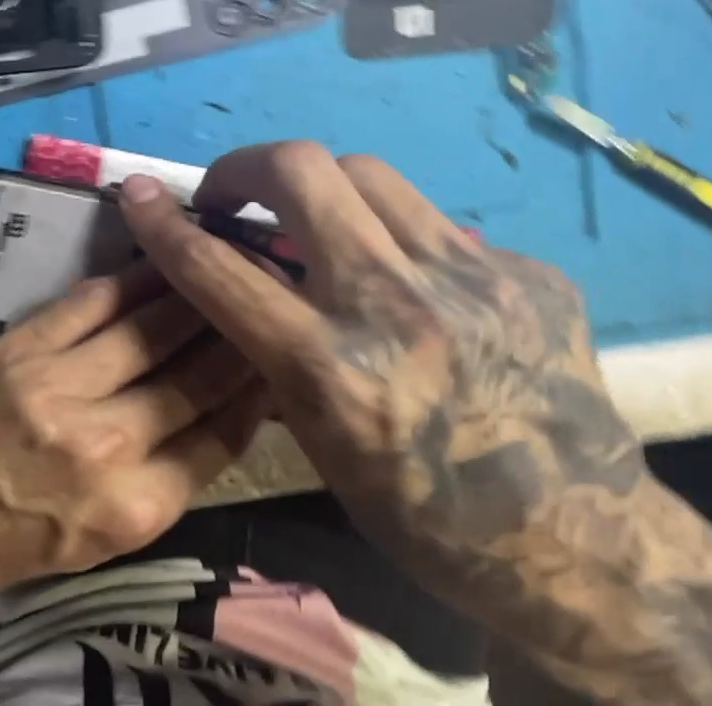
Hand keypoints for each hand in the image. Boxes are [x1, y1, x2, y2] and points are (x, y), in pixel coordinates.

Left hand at [0, 264, 267, 631]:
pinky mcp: (18, 349)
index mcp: (130, 509)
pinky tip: (159, 262)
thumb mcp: (91, 548)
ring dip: (197, 296)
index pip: (220, 440)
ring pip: (150, 330)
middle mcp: (102, 444)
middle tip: (269, 300)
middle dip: (239, 337)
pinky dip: (131, 281)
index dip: (256, 396)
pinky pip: (89, 303)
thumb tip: (213, 422)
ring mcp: (56, 387)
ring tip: (229, 267)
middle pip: (194, 378)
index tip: (274, 362)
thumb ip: (158, 490)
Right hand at [115, 141, 711, 703]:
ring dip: (317, 189)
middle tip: (234, 198)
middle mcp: (396, 306)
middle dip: (243, 168)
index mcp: (329, 366)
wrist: (575, 543)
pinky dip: (392, 237)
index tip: (136, 197)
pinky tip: (402, 281)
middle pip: (301, 171)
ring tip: (311, 225)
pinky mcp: (527, 273)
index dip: (162, 225)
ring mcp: (472, 280)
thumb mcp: (313, 437)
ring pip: (366, 172)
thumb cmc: (414, 508)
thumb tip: (237, 274)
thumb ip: (268, 346)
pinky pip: (432, 223)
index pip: (217, 268)